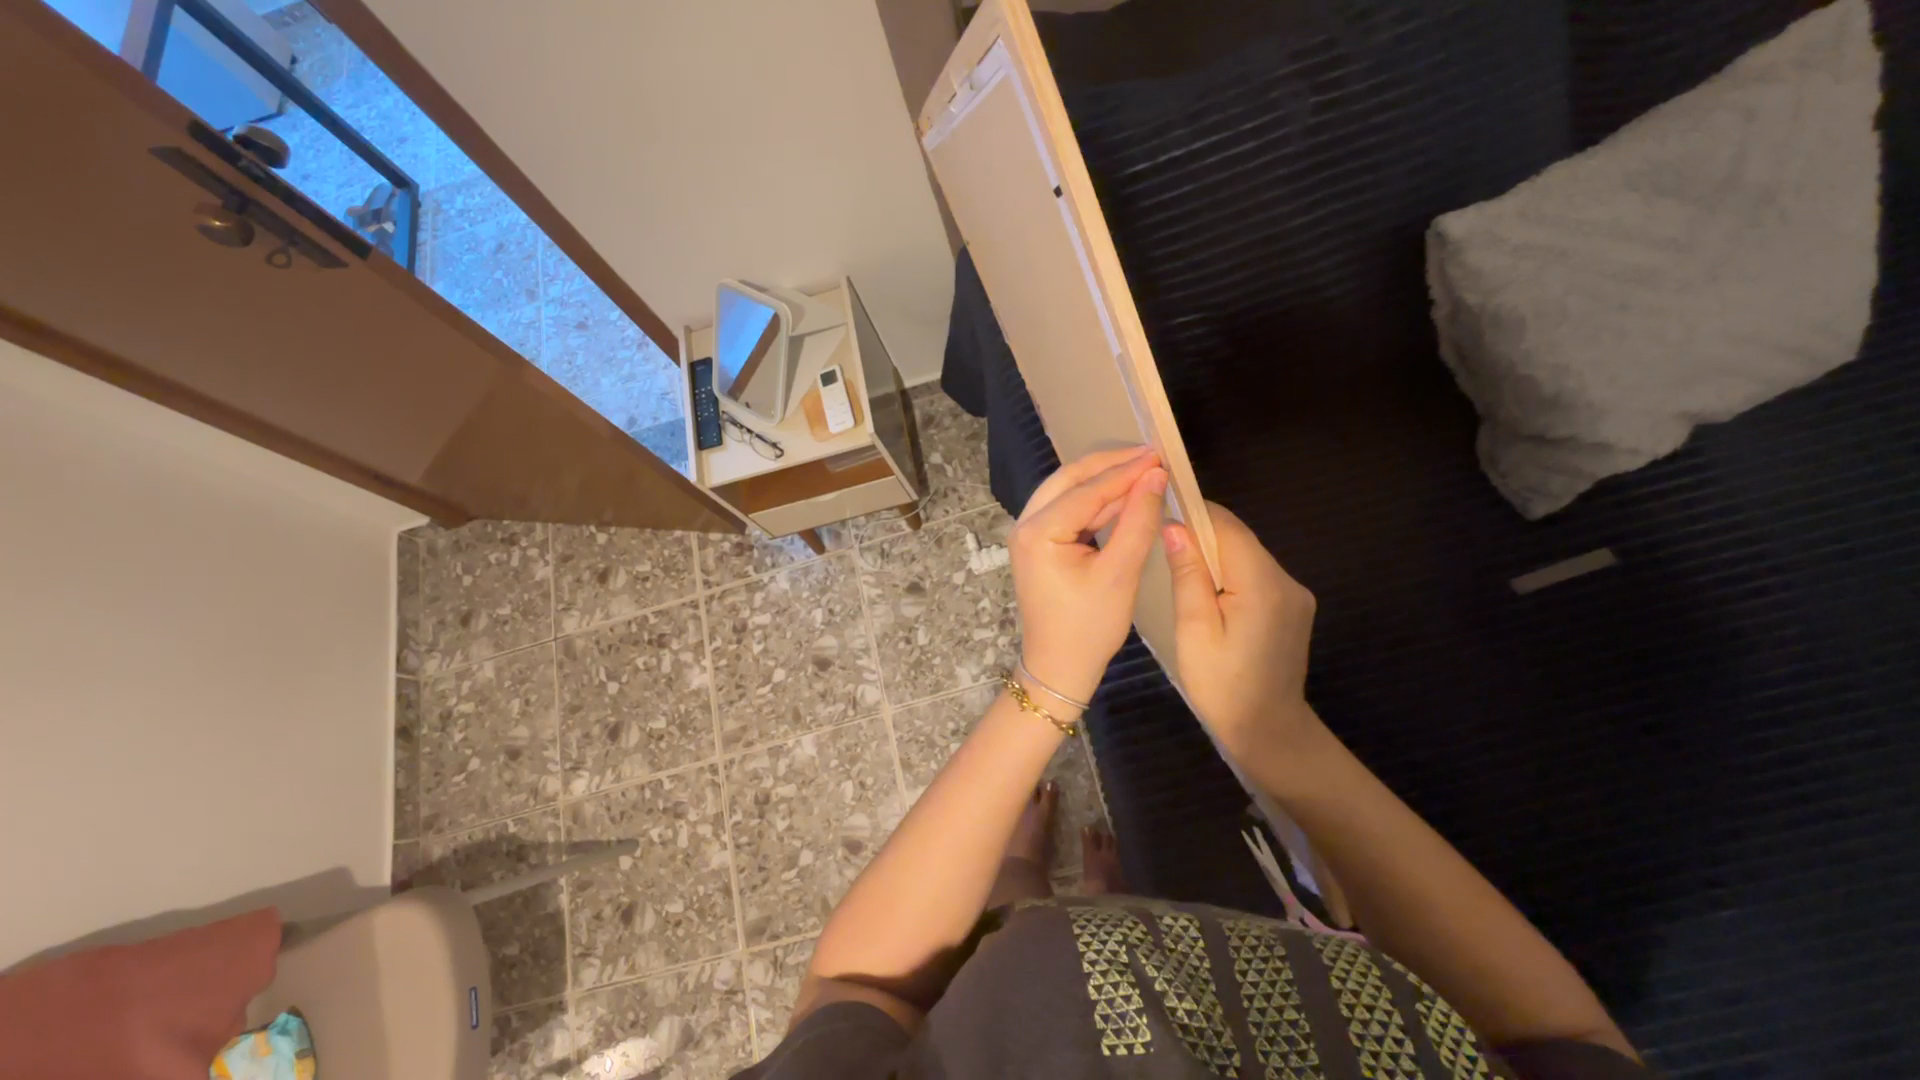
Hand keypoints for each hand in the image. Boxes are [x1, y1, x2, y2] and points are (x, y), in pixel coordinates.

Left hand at [1010, 447, 1167, 706]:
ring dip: (1104, 482)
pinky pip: (1068, 510)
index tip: (1160, 455)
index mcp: (1039, 533)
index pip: (1088, 490)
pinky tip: (1124, 497)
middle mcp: (1026, 525)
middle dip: (1111, 465)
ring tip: (1144, 471)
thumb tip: (1155, 476)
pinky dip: (1095, 501)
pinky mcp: (1039, 543)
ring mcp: (1028, 533)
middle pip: (1070, 479)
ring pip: (1068, 491)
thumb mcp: (1120, 574)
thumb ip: (1138, 521)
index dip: (1126, 470)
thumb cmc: (1089, 627)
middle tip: (1151, 456)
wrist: (1059, 667)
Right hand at [1163, 503, 1319, 756]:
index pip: (1227, 526)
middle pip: (1238, 538)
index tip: (1160, 509)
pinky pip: (1256, 575)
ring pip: (1246, 556)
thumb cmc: (1222, 686)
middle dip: (1201, 534)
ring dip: (1214, 556)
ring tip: (1179, 569)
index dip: (1194, 512)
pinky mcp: (1293, 607)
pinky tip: (1208, 595)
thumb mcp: (1195, 631)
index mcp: (1261, 584)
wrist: (1269, 731)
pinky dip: (1230, 574)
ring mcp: (1294, 593)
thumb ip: (1188, 575)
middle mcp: (1286, 580)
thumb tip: (1174, 526)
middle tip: (1161, 543)